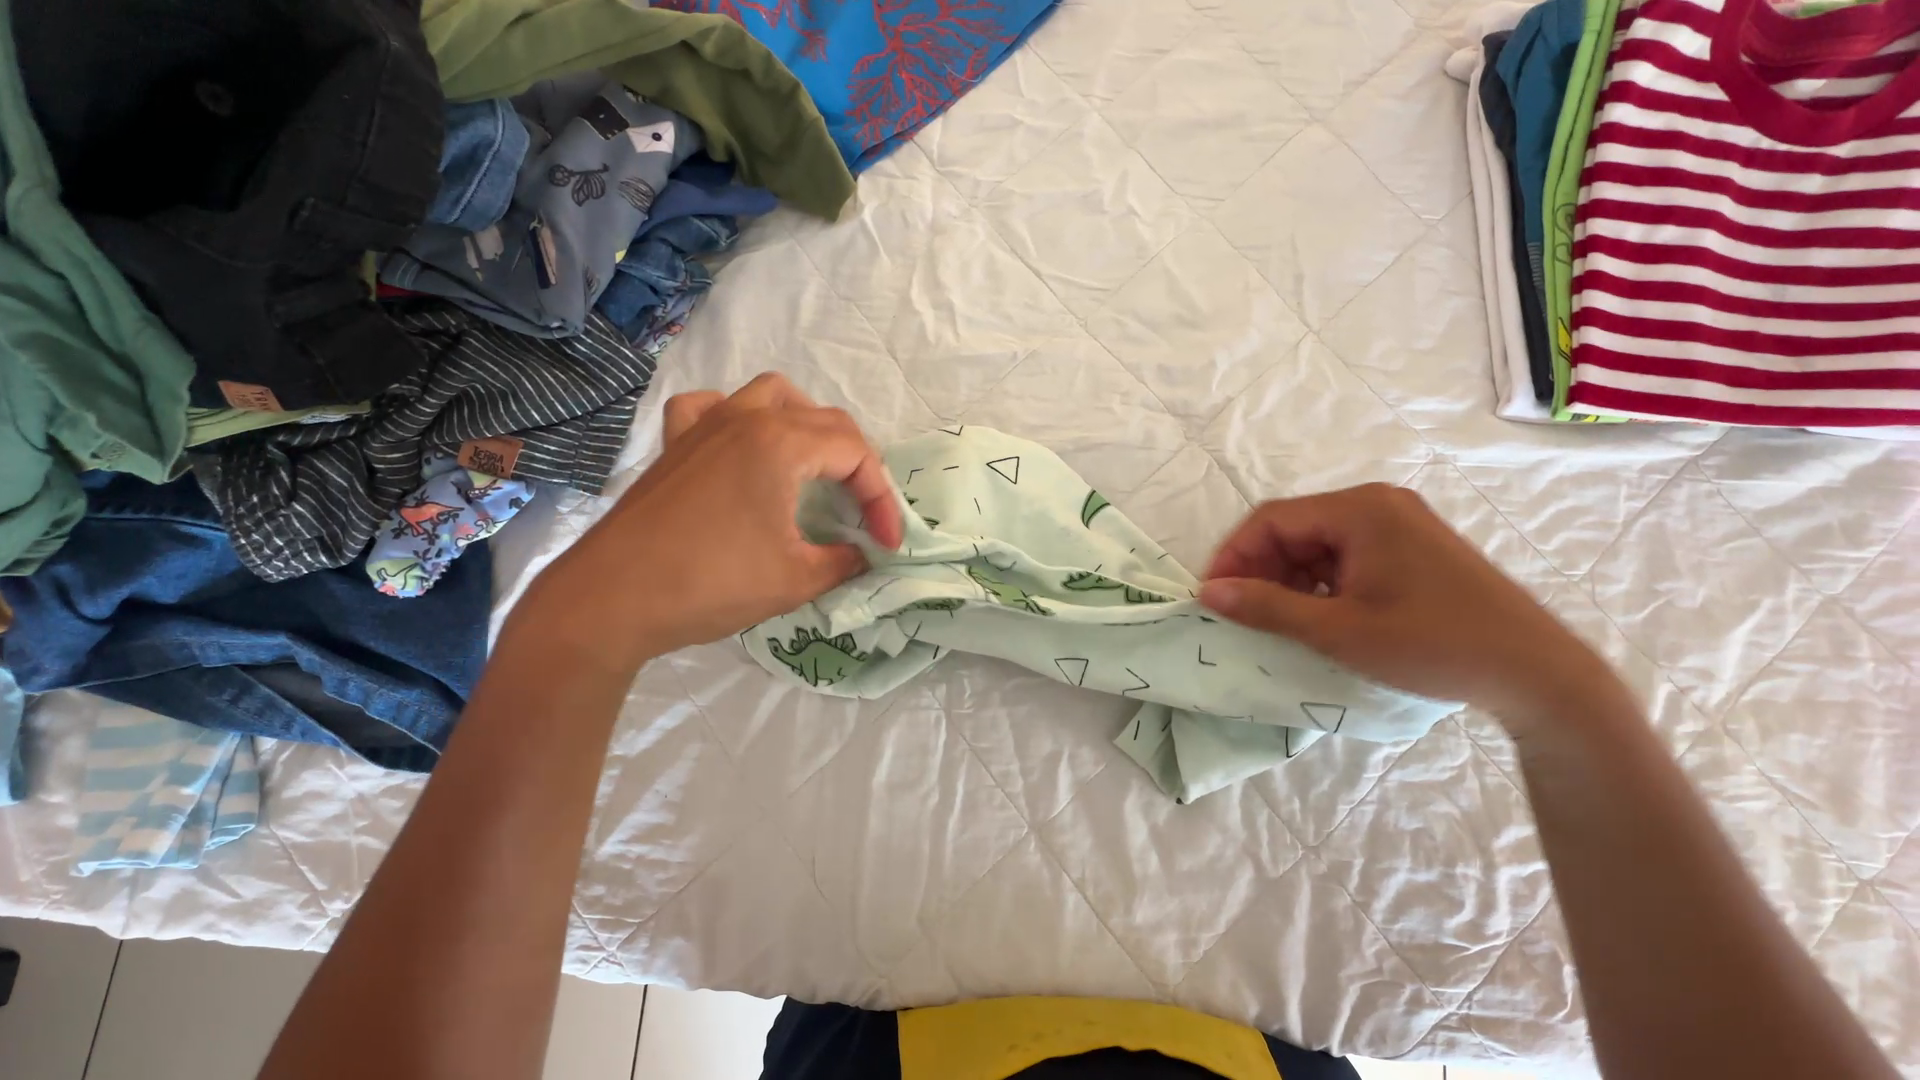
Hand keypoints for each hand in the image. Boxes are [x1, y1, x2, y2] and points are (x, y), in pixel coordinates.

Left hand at [514, 373, 902, 671]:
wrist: (612, 598)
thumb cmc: (710, 585)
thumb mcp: (795, 580)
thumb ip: (844, 561)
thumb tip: (864, 553)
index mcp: (781, 443)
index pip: (856, 453)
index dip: (881, 499)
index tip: (888, 543)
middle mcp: (745, 419)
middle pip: (823, 420)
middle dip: (855, 463)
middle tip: (861, 511)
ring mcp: (704, 426)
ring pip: (770, 395)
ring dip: (804, 423)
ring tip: (815, 463)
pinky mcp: (674, 445)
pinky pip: (710, 408)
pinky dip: (735, 418)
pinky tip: (739, 446)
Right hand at [1199, 484, 1621, 726]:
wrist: (1538, 672)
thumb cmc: (1433, 645)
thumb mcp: (1338, 630)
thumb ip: (1267, 607)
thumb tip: (1208, 592)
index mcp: (1361, 510)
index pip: (1271, 520)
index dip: (1233, 557)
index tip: (1211, 598)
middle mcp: (1379, 505)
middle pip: (1295, 529)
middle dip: (1260, 570)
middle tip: (1240, 615)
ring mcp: (1401, 525)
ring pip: (1320, 545)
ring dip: (1289, 580)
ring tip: (1275, 623)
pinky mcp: (1415, 550)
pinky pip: (1348, 556)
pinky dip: (1321, 584)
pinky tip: (1317, 619)